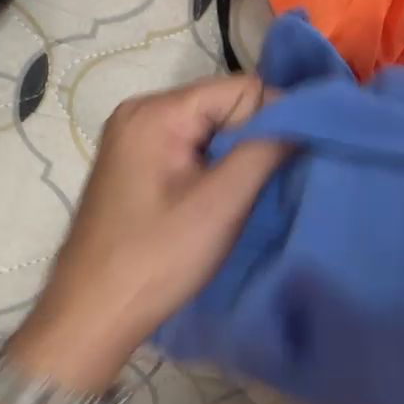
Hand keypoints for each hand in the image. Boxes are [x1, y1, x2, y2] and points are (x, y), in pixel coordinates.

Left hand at [9, 75, 288, 388]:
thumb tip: (308, 117)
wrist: (95, 314)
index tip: (306, 151)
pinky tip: (235, 195)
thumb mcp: (223, 201)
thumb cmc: (159, 256)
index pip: (242, 89)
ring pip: (217, 130)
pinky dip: (224, 166)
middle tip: (288, 173)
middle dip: (263, 134)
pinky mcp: (142, 166)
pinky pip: (198, 149)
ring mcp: (138, 140)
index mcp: (156, 113)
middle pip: (228, 106)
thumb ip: (267, 149)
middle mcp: (142, 114)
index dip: (280, 114)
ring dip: (246, 154)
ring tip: (265, 186)